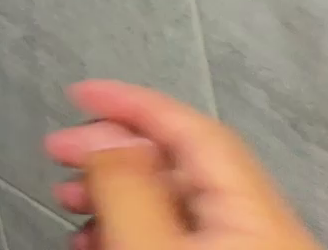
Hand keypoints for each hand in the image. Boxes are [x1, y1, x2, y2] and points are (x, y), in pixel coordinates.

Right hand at [44, 81, 320, 249]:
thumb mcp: (146, 248)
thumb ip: (126, 185)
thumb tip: (109, 134)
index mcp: (257, 223)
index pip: (193, 130)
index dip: (131, 100)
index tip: (80, 92)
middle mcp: (266, 238)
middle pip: (180, 166)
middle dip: (109, 150)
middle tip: (60, 151)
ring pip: (177, 204)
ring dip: (114, 192)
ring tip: (72, 204)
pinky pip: (181, 237)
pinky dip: (133, 227)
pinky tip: (102, 239)